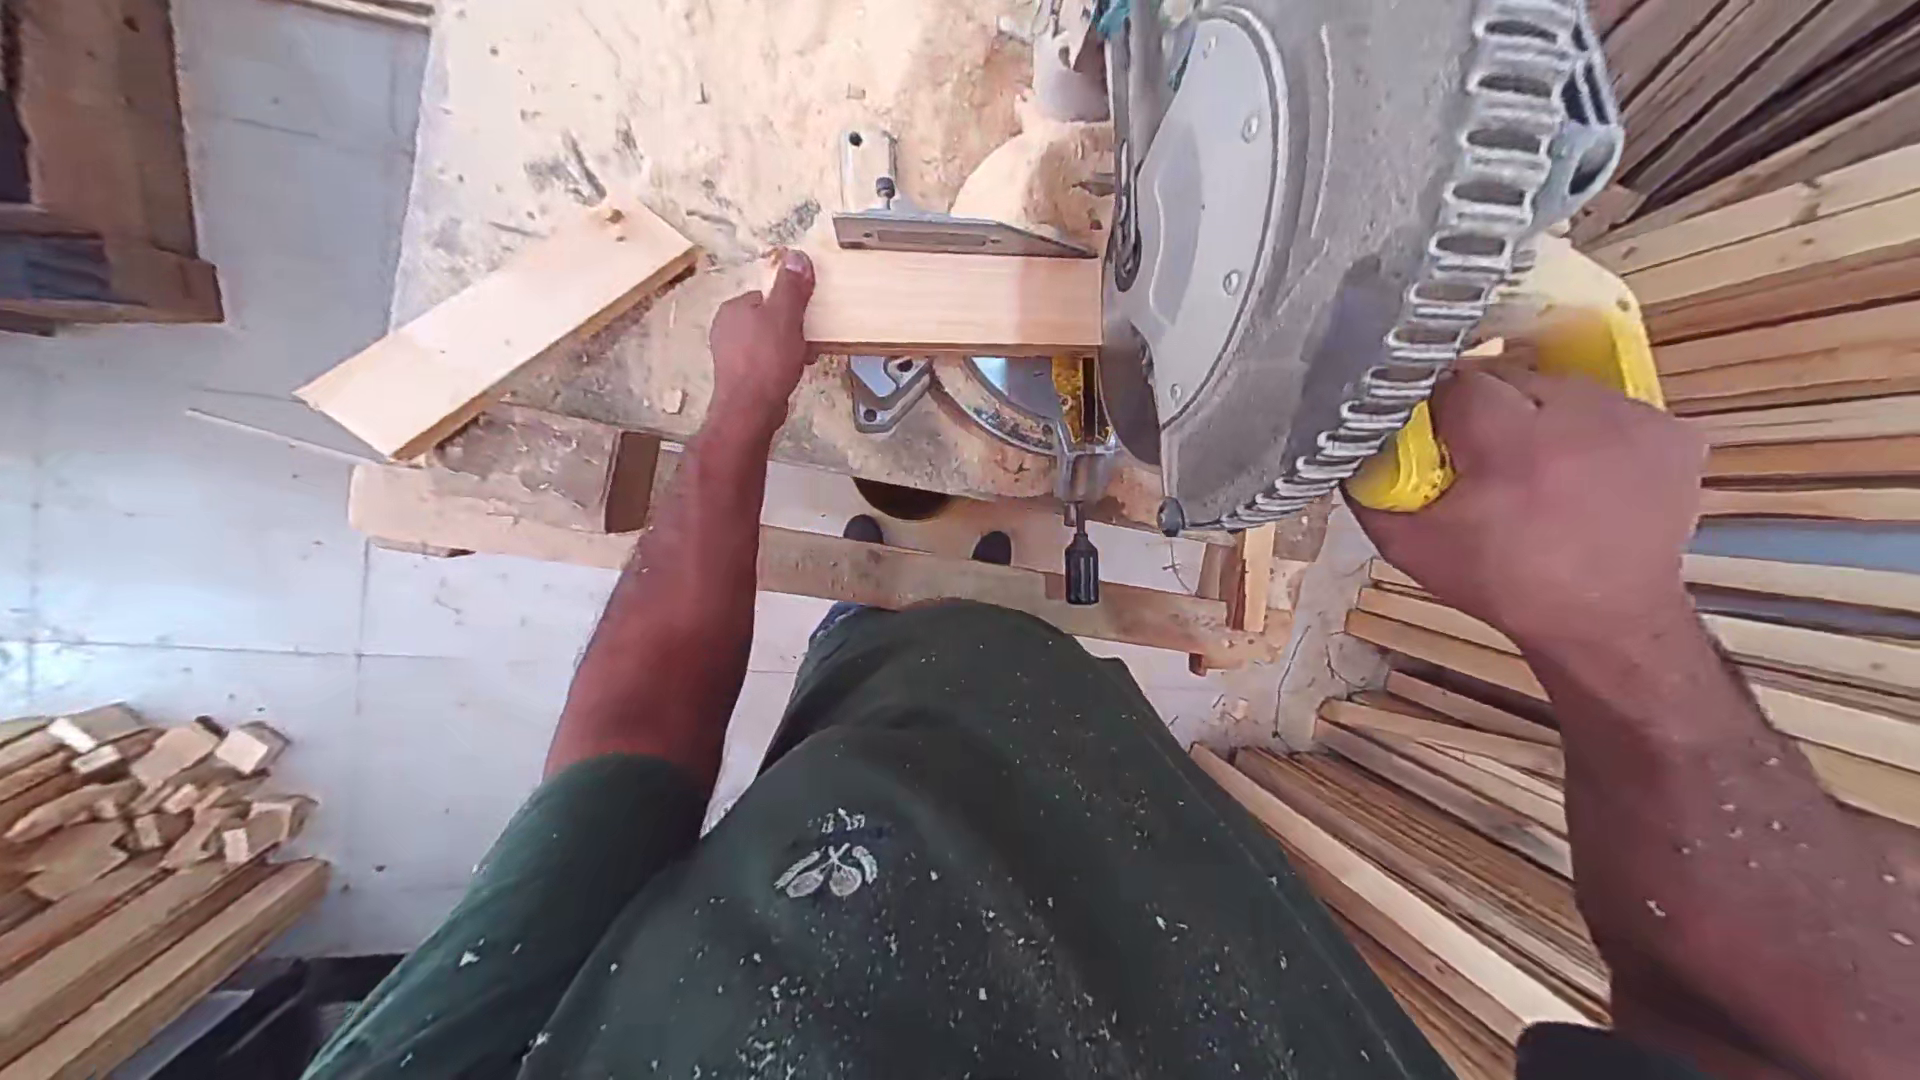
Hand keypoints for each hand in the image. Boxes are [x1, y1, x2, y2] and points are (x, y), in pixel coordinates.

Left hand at [707, 249, 815, 435]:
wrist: (750, 408)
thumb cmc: (767, 360)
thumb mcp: (785, 317)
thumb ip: (791, 287)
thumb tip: (797, 256)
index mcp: (733, 308)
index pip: (767, 296)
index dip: (790, 306)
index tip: (806, 320)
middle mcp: (726, 328)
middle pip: (768, 319)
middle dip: (791, 330)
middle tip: (807, 343)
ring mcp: (729, 354)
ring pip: (767, 342)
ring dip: (788, 349)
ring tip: (802, 360)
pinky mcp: (738, 377)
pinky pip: (764, 362)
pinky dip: (779, 366)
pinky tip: (790, 375)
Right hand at [1351, 369, 1705, 650]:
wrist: (1601, 619)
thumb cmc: (1493, 582)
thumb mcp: (1405, 544)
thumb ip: (1368, 491)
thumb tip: (1352, 447)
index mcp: (1515, 449)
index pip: (1459, 382)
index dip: (1431, 402)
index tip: (1423, 429)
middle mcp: (1585, 422)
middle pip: (1509, 375)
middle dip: (1479, 404)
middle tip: (1464, 445)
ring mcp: (1639, 422)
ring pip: (1557, 385)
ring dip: (1527, 410)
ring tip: (1516, 455)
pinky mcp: (1673, 431)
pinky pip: (1602, 405)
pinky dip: (1575, 425)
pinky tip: (1564, 463)